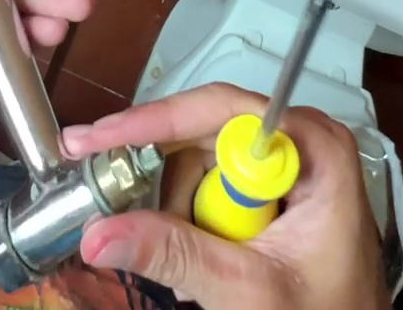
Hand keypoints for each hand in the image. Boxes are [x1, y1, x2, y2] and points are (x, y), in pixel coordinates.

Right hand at [62, 83, 389, 309]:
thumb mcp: (251, 293)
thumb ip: (178, 255)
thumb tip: (96, 233)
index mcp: (311, 145)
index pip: (217, 110)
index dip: (152, 122)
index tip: (95, 138)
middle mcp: (294, 136)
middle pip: (198, 127)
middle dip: (151, 167)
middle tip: (91, 176)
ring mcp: (278, 158)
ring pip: (193, 154)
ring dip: (171, 204)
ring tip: (176, 263)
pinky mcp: (265, 181)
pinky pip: (205, 178)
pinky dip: (184, 213)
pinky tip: (188, 252)